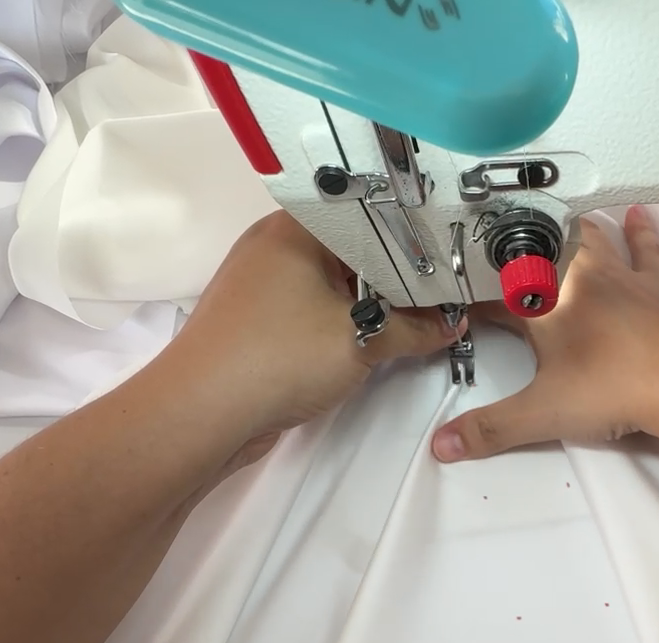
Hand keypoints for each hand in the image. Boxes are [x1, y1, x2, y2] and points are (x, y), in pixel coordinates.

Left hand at [155, 212, 464, 455]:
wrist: (204, 411)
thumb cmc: (281, 357)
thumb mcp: (364, 341)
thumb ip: (416, 329)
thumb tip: (453, 323)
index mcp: (296, 228)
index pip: (367, 214)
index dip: (412, 235)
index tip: (448, 255)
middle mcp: (277, 245)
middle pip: (353, 249)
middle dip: (397, 274)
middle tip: (443, 289)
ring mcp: (265, 283)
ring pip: (335, 281)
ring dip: (373, 301)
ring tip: (418, 314)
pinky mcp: (263, 318)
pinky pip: (317, 307)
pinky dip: (347, 319)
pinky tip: (375, 336)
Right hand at [430, 206, 658, 462]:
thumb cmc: (612, 389)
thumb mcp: (543, 415)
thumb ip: (491, 430)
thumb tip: (439, 447)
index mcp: (544, 305)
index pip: (494, 295)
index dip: (468, 297)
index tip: (450, 298)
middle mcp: (580, 280)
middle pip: (541, 252)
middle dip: (517, 250)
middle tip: (502, 240)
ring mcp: (624, 279)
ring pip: (592, 240)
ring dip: (572, 230)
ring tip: (561, 216)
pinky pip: (647, 253)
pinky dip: (641, 234)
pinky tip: (639, 216)